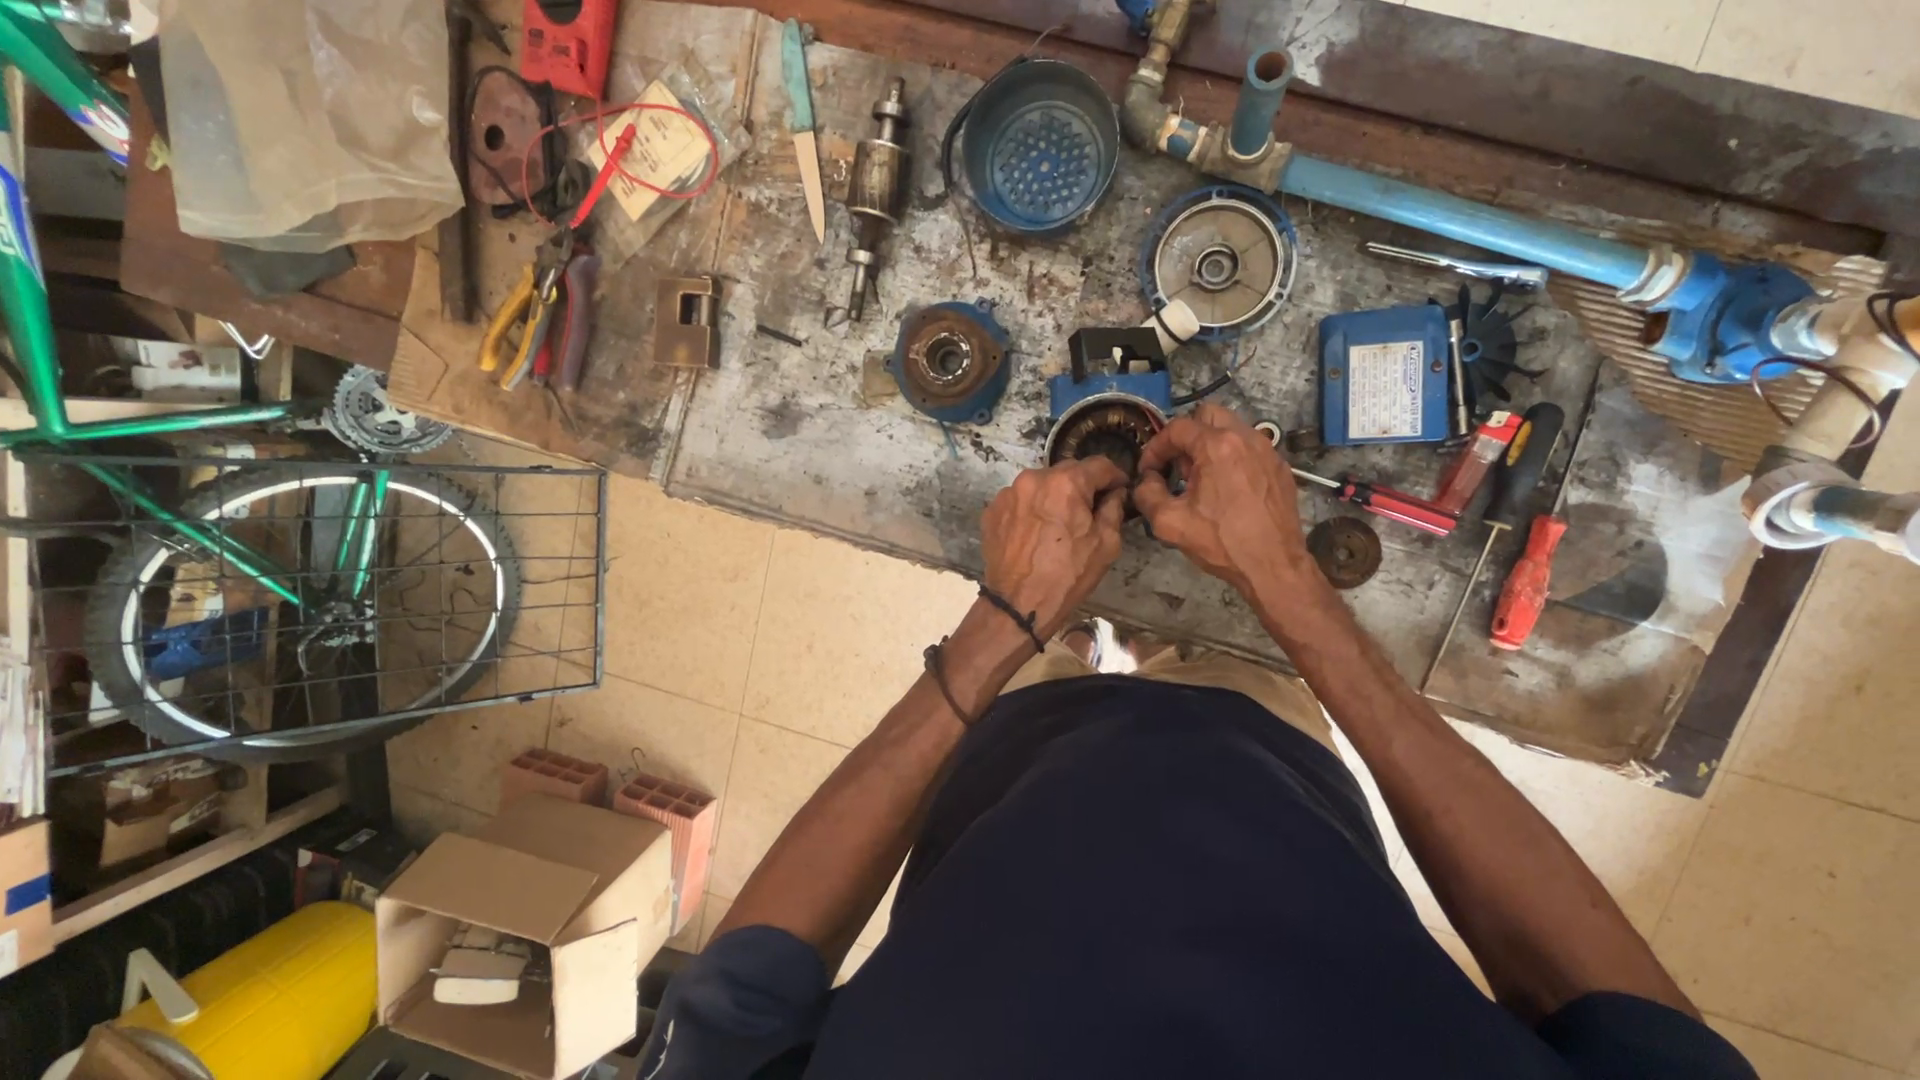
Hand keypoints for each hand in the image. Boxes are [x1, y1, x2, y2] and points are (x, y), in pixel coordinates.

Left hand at [981, 458, 1130, 637]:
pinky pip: (1020, 501)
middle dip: (1082, 486)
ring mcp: (1008, 493)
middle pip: (1066, 472)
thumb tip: (1114, 493)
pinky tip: (1036, 533)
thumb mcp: (1105, 544)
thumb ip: (1113, 509)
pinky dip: (1031, 510)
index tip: (1120, 488)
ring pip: (1040, 485)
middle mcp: (1033, 479)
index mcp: (1065, 483)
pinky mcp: (992, 510)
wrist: (1019, 604)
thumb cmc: (1068, 575)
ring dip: (1053, 497)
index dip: (1114, 476)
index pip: (1098, 465)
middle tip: (1090, 510)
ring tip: (1059, 524)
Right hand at [1133, 404, 1316, 598]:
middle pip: (1208, 415)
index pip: (1177, 428)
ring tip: (1202, 480)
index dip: (1156, 447)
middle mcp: (1246, 438)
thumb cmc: (1222, 543)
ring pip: (1231, 429)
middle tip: (1178, 467)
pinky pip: (1249, 449)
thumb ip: (1147, 494)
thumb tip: (1147, 480)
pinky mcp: (1280, 467)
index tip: (1149, 470)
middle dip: (1186, 437)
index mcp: (1217, 446)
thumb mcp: (1170, 523)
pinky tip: (1227, 490)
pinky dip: (1232, 458)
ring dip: (1210, 446)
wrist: (1274, 565)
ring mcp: (1268, 451)